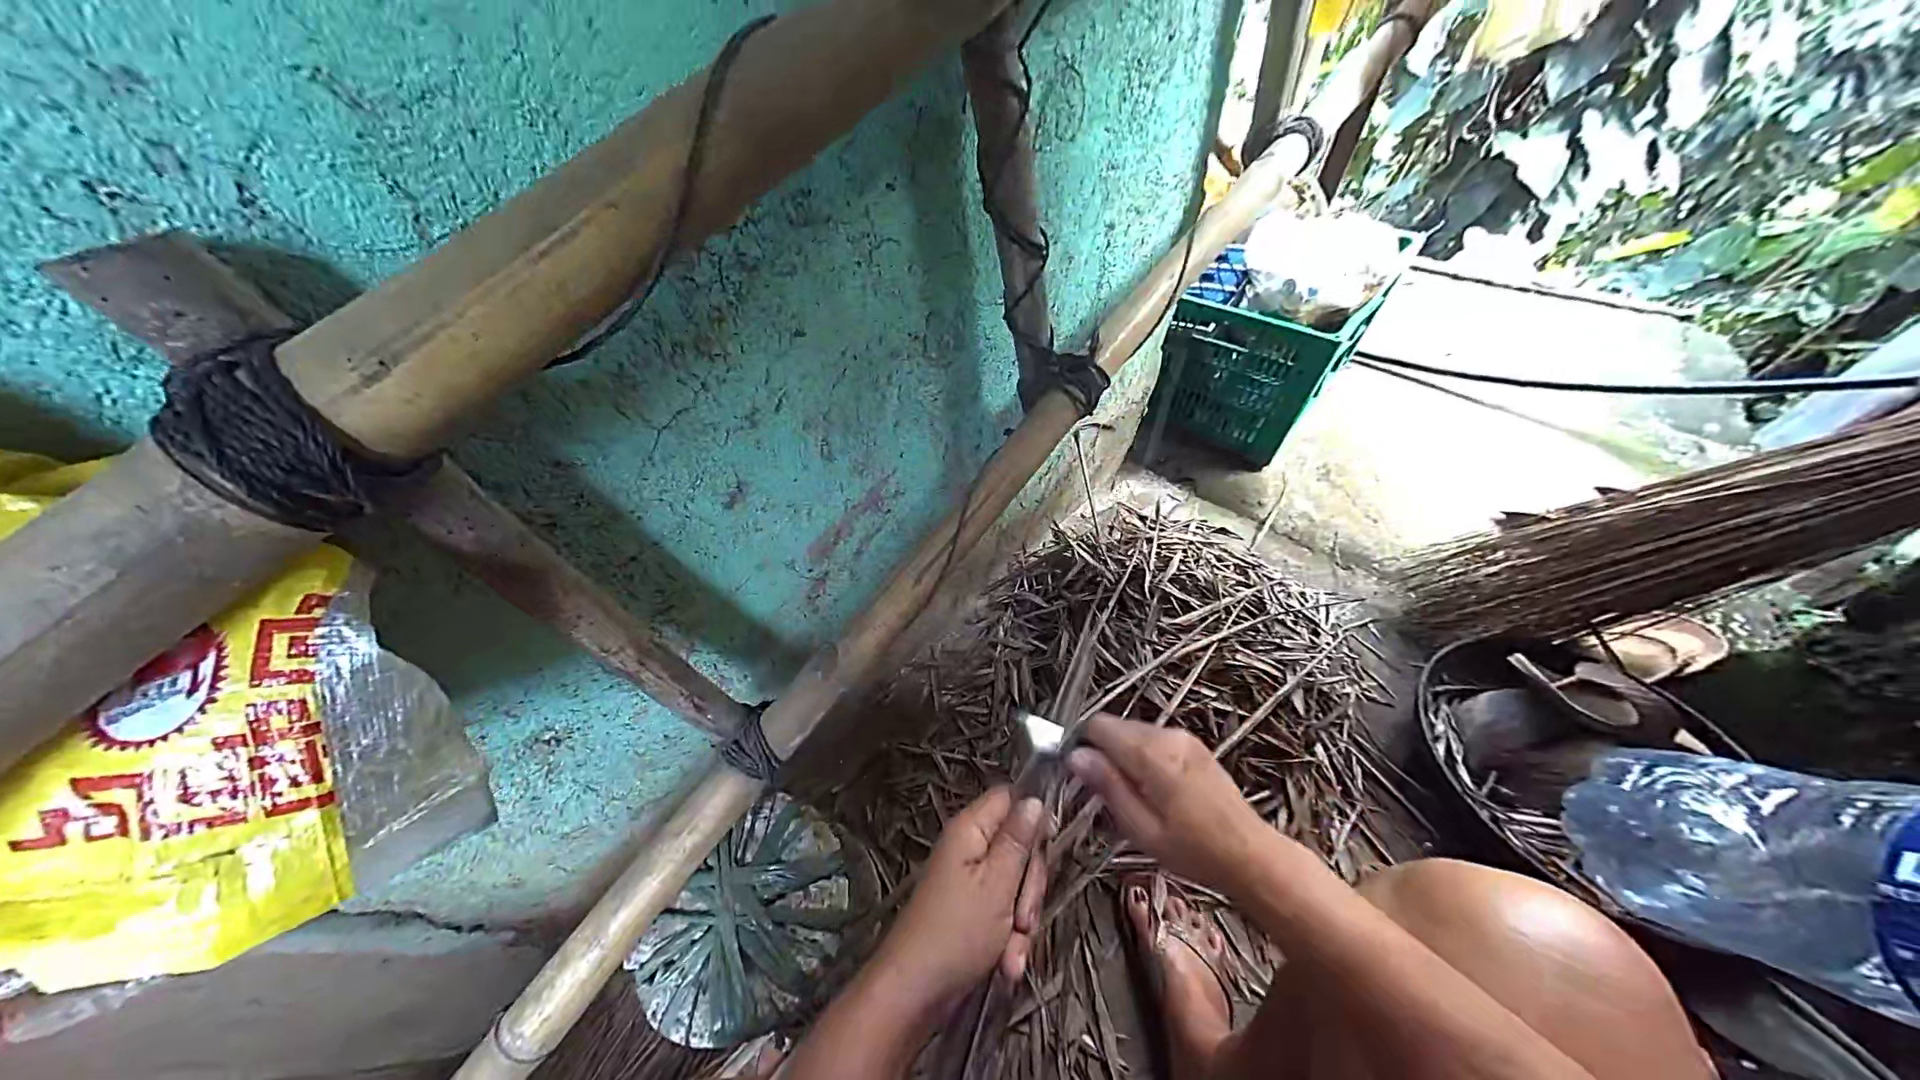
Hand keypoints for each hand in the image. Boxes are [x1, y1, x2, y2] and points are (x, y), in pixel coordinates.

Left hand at [869, 787, 1048, 1018]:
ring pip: (1016, 886)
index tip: (1049, 845)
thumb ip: (1018, 840)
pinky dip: (1009, 940)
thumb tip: (1034, 800)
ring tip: (1012, 949)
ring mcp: (970, 882)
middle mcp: (970, 849)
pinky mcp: (972, 912)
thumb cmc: (956, 932)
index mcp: (970, 830)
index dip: (1034, 816)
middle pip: (1019, 846)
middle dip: (1029, 886)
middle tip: (1024, 916)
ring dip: (1021, 921)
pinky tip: (1006, 964)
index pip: (1009, 797)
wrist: (914, 993)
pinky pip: (1003, 914)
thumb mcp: (997, 884)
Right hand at [1067, 713, 1275, 893]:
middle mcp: (1168, 736)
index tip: (1081, 774)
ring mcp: (1183, 738)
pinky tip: (1153, 791)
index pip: (1098, 726)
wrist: (1250, 855)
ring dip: (1124, 757)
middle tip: (1108, 795)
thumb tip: (1076, 757)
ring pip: (1133, 733)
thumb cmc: (1196, 850)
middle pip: (1115, 727)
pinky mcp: (1192, 744)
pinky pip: (1153, 740)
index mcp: (1153, 754)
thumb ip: (1107, 786)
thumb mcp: (1141, 828)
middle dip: (1104, 754)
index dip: (1083, 746)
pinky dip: (1143, 758)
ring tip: (1134, 797)